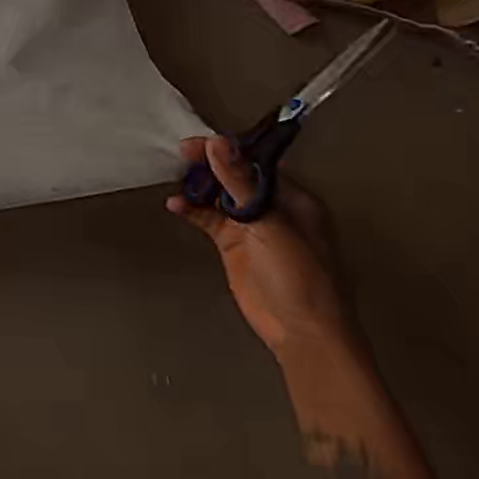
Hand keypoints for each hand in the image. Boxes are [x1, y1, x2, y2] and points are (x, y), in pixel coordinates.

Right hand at [166, 136, 350, 352]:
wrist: (303, 335)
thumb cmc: (302, 279)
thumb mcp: (270, 224)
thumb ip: (240, 183)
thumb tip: (217, 143)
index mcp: (292, 196)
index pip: (254, 161)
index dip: (227, 149)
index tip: (200, 143)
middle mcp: (271, 207)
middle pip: (234, 175)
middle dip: (208, 164)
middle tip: (182, 155)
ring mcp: (251, 226)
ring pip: (218, 195)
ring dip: (198, 185)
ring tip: (176, 178)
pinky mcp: (233, 245)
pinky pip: (208, 219)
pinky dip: (192, 210)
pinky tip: (176, 204)